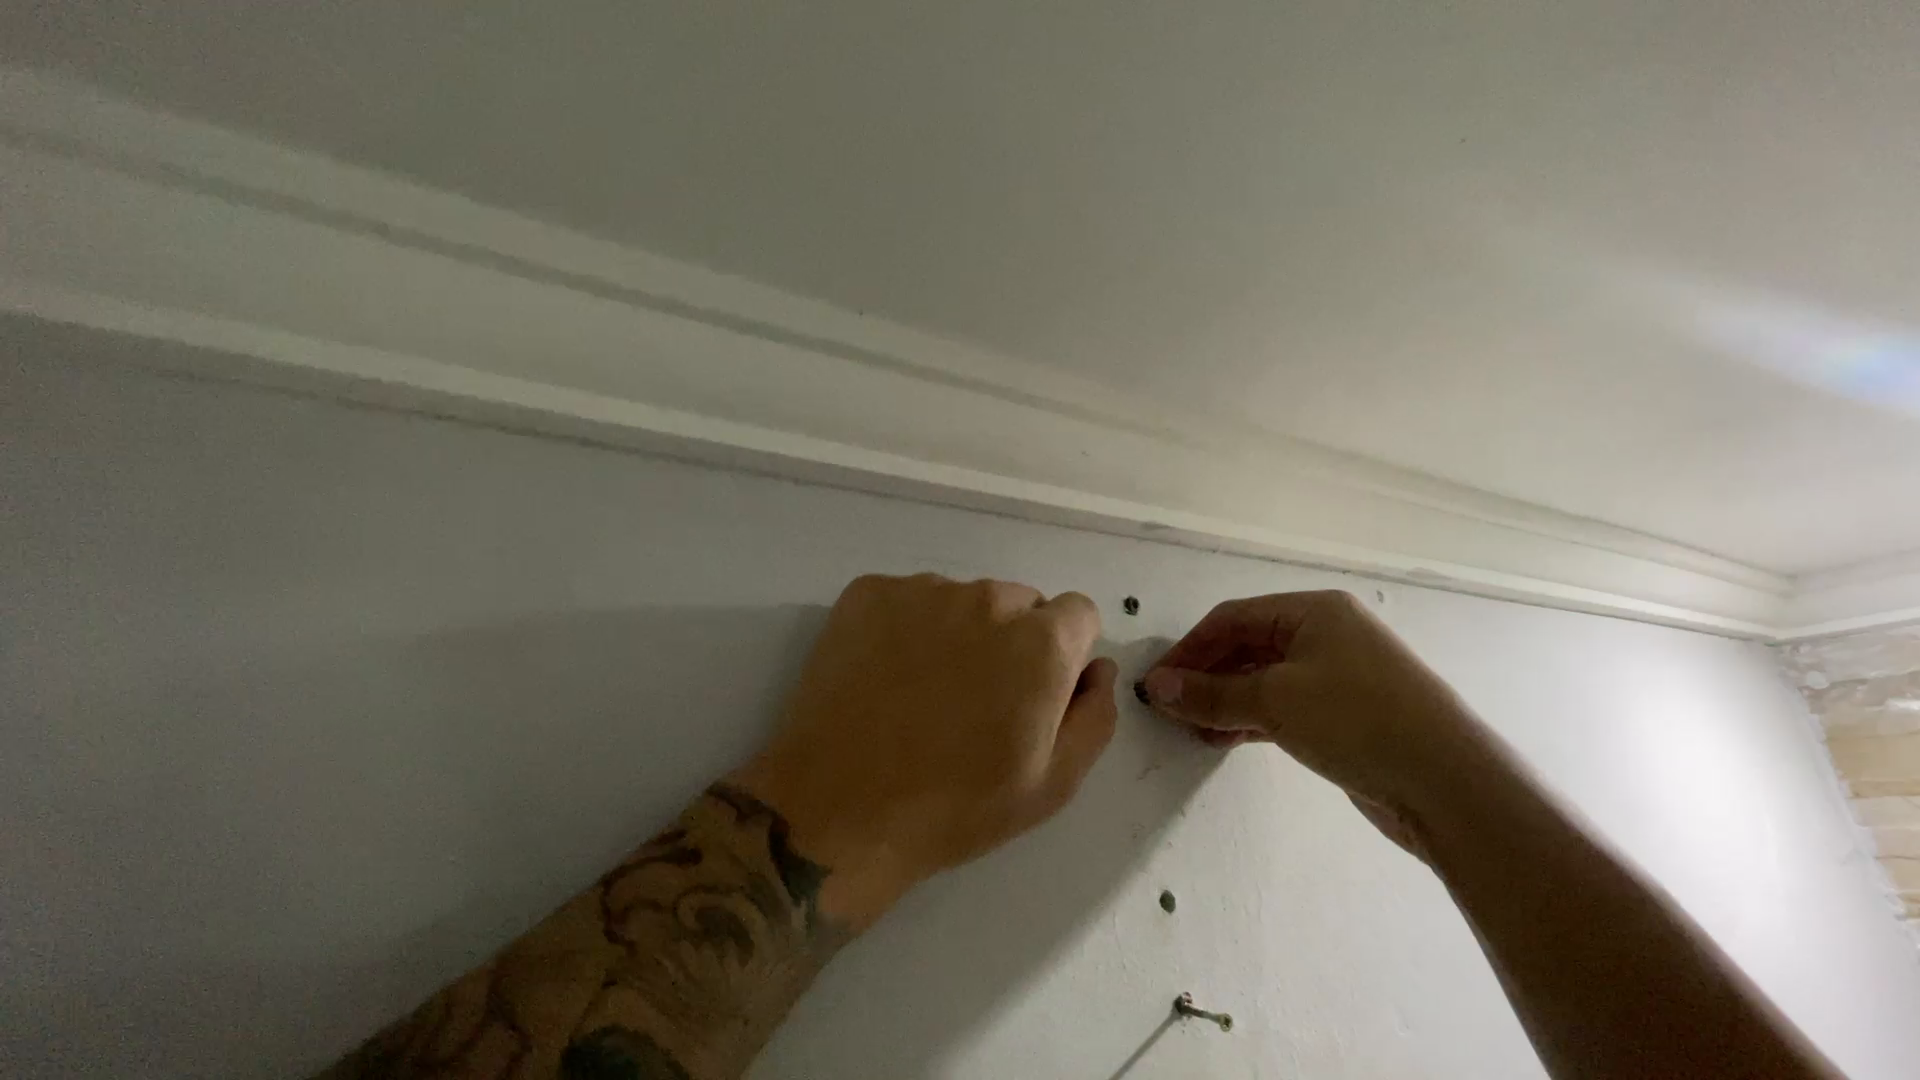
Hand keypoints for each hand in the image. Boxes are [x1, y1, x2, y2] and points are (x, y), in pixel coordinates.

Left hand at [732, 573, 1117, 927]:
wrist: (839, 808)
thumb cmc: (955, 806)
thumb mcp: (1053, 784)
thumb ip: (1094, 715)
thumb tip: (1096, 667)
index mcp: (1041, 642)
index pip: (1077, 614)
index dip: (1064, 654)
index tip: (1034, 694)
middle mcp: (986, 598)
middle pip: (1018, 604)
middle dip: (1011, 641)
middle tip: (976, 700)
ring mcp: (921, 590)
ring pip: (961, 599)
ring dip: (957, 632)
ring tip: (923, 692)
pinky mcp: (867, 593)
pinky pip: (907, 599)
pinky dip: (905, 626)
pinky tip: (885, 675)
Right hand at [1138, 591, 1495, 855]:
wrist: (1450, 785)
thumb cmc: (1358, 721)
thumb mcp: (1275, 701)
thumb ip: (1211, 694)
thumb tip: (1155, 688)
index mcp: (1314, 612)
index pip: (1233, 618)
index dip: (1189, 649)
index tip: (1156, 684)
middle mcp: (1327, 635)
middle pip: (1248, 647)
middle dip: (1206, 677)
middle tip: (1170, 710)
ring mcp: (1340, 675)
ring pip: (1264, 679)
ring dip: (1225, 702)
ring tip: (1193, 731)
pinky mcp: (1346, 715)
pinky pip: (1284, 706)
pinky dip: (1251, 719)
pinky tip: (1225, 739)